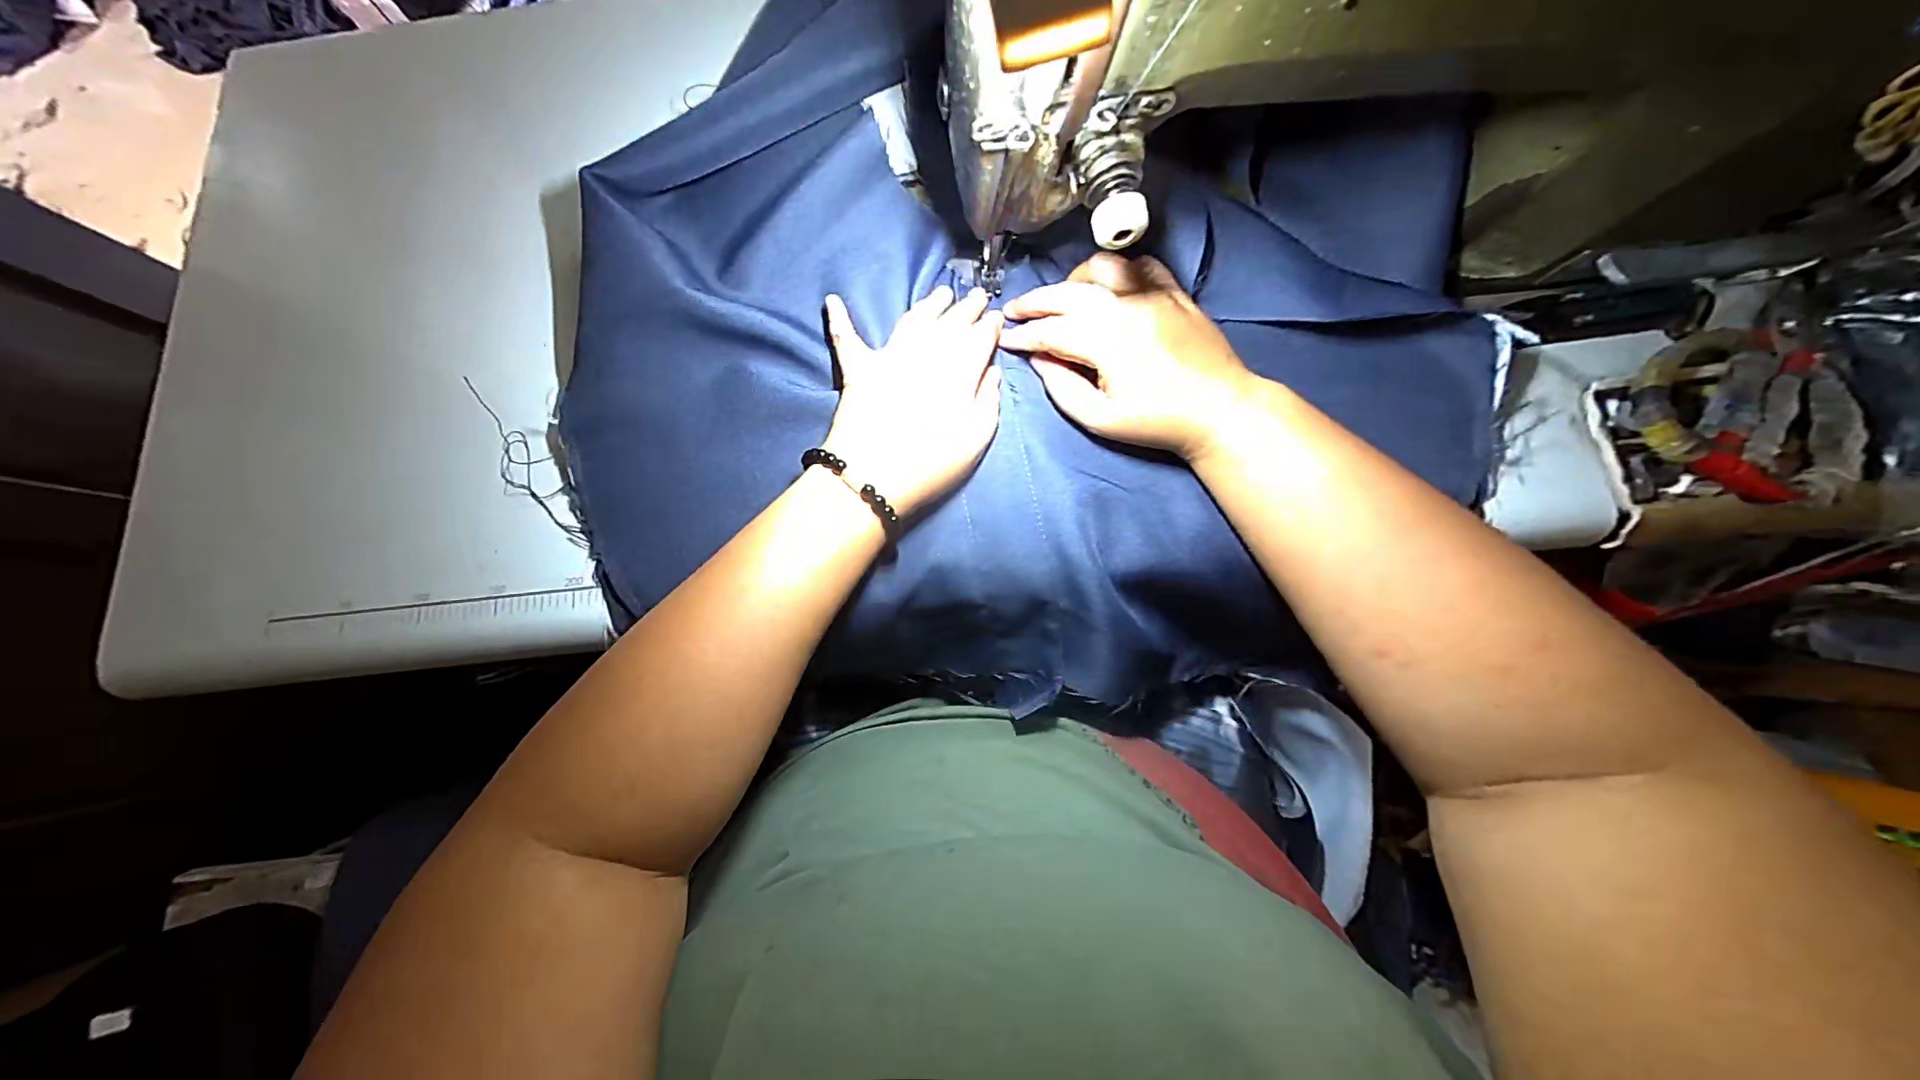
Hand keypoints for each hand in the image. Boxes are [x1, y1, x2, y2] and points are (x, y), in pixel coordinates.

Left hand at [820, 285, 1003, 517]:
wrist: (874, 475)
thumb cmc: (933, 462)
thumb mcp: (977, 436)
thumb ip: (989, 399)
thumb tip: (991, 371)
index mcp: (961, 366)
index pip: (980, 335)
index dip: (990, 324)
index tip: (996, 317)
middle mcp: (926, 350)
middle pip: (951, 320)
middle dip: (967, 306)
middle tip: (977, 295)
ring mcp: (890, 355)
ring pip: (913, 319)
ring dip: (929, 304)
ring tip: (941, 293)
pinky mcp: (859, 367)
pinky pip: (846, 337)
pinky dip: (839, 319)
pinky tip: (832, 300)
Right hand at [1000, 253, 1261, 459]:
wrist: (1219, 410)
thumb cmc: (1159, 422)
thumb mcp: (1100, 419)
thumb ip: (1062, 387)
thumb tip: (1039, 360)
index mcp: (1106, 340)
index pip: (1051, 330)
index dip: (1023, 335)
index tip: (1006, 339)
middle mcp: (1126, 307)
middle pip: (1067, 292)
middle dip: (1034, 302)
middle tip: (1015, 311)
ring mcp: (1153, 294)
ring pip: (1101, 267)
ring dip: (1073, 280)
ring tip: (1062, 300)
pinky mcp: (1174, 292)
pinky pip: (1139, 265)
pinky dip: (1117, 272)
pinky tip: (1110, 290)